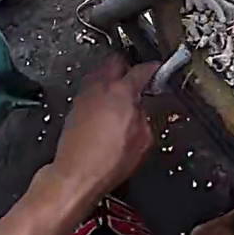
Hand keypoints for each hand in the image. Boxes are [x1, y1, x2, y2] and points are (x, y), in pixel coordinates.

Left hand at [48, 56, 157, 201]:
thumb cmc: (107, 161)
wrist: (77, 173)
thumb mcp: (143, 140)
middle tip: (138, 78)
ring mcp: (85, 95)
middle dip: (129, 66)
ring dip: (112, 77)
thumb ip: (144, 116)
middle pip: (116, 61)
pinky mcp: (74, 106)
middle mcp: (100, 87)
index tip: (158, 71)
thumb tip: (141, 109)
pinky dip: (101, 92)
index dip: (154, 69)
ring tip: (122, 94)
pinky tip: (107, 109)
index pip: (142, 69)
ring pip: (100, 72)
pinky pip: (91, 89)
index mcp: (122, 92)